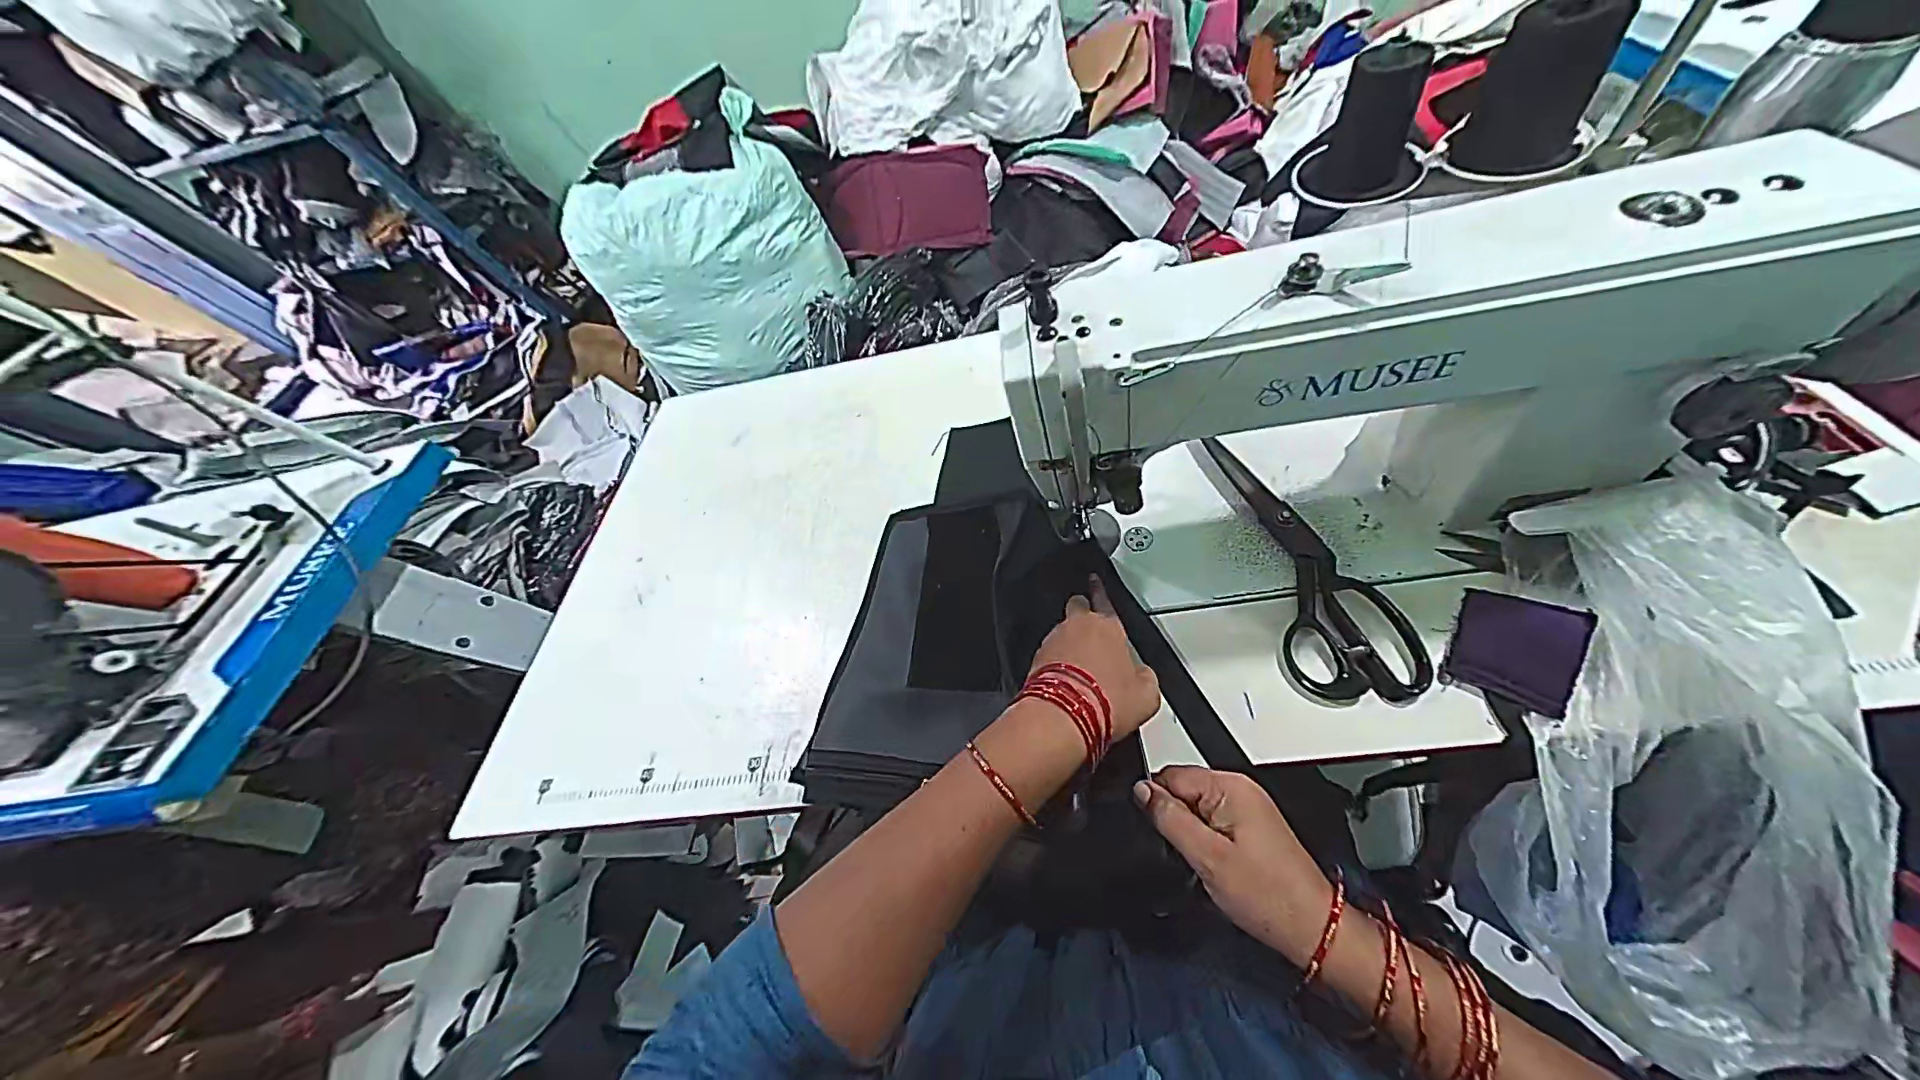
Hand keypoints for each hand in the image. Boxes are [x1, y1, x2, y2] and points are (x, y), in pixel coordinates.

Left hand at [1028, 576, 1160, 740]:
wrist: (1062, 717)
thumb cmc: (1104, 702)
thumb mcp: (1146, 695)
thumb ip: (1146, 677)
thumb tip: (1143, 677)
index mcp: (1107, 626)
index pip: (1104, 599)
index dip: (1100, 591)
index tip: (1096, 583)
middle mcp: (1077, 627)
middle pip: (1076, 606)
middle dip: (1081, 612)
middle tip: (1090, 628)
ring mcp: (1052, 641)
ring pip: (1060, 630)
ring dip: (1067, 641)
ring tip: (1078, 665)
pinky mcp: (1035, 660)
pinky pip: (1046, 652)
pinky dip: (1054, 660)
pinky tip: (1064, 678)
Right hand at [1134, 766, 1332, 961]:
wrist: (1314, 929)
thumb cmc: (1272, 897)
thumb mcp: (1207, 857)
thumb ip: (1168, 818)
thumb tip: (1141, 791)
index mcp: (1230, 786)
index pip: (1169, 775)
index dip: (1157, 806)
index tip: (1165, 836)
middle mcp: (1240, 790)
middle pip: (1181, 791)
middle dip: (1175, 822)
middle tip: (1192, 856)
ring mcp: (1247, 808)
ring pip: (1194, 810)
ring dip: (1191, 835)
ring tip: (1208, 864)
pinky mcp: (1250, 827)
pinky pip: (1210, 824)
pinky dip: (1206, 844)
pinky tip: (1218, 866)